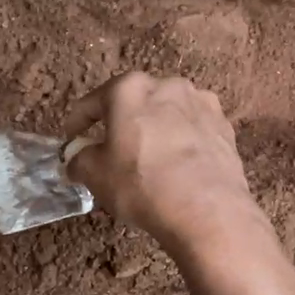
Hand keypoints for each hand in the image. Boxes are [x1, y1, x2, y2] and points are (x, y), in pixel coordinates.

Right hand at [63, 73, 256, 240]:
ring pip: (164, 115)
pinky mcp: (223, 126)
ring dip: (151, 131)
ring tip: (145, 160)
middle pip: (133, 103)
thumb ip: (78, 159)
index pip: (91, 102)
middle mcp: (167, 85)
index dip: (76, 123)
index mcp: (129, 89)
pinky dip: (177, 142)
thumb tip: (77, 159)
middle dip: (118, 124)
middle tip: (108, 151)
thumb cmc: (140, 184)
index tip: (71, 140)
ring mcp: (201, 103)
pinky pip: (190, 130)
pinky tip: (174, 168)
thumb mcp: (94, 175)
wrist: (206, 210)